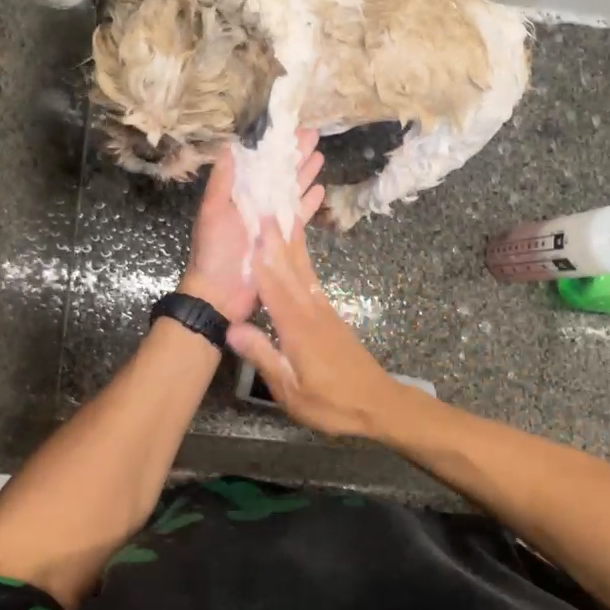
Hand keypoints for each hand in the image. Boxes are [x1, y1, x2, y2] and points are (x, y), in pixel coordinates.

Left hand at [179, 131, 323, 321]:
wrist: (221, 294)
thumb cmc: (214, 252)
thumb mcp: (213, 212)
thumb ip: (223, 181)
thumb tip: (229, 146)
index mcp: (237, 196)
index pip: (257, 165)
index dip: (272, 148)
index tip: (287, 129)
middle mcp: (254, 206)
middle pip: (278, 176)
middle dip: (294, 156)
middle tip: (313, 134)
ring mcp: (270, 223)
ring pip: (291, 193)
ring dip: (305, 175)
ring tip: (320, 155)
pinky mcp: (283, 240)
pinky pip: (298, 218)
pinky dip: (308, 204)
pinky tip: (321, 189)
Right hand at [225, 222, 408, 438]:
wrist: (378, 405)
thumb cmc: (332, 403)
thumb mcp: (291, 390)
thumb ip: (263, 356)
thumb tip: (231, 328)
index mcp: (297, 327)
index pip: (274, 286)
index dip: (262, 256)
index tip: (252, 225)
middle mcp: (311, 311)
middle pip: (291, 268)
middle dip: (277, 237)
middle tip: (266, 204)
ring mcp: (324, 312)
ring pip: (304, 270)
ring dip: (291, 242)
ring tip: (282, 216)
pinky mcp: (331, 317)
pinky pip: (312, 281)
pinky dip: (302, 262)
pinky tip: (297, 255)